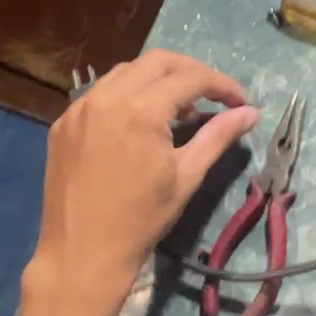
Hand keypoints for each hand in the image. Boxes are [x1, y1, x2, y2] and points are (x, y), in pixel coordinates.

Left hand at [27, 50, 258, 298]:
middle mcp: (106, 97)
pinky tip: (141, 123)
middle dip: (191, 72)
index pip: (191, 78)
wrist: (82, 253)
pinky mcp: (64, 123)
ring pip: (126, 72)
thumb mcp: (187, 177)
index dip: (222, 85)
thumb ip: (218, 136)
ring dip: (158, 80)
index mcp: (140, 110)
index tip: (241, 101)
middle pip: (157, 62)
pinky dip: (128, 95)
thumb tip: (251, 113)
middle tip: (214, 96)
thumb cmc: (141, 220)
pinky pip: (101, 94)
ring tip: (180, 110)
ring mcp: (79, 108)